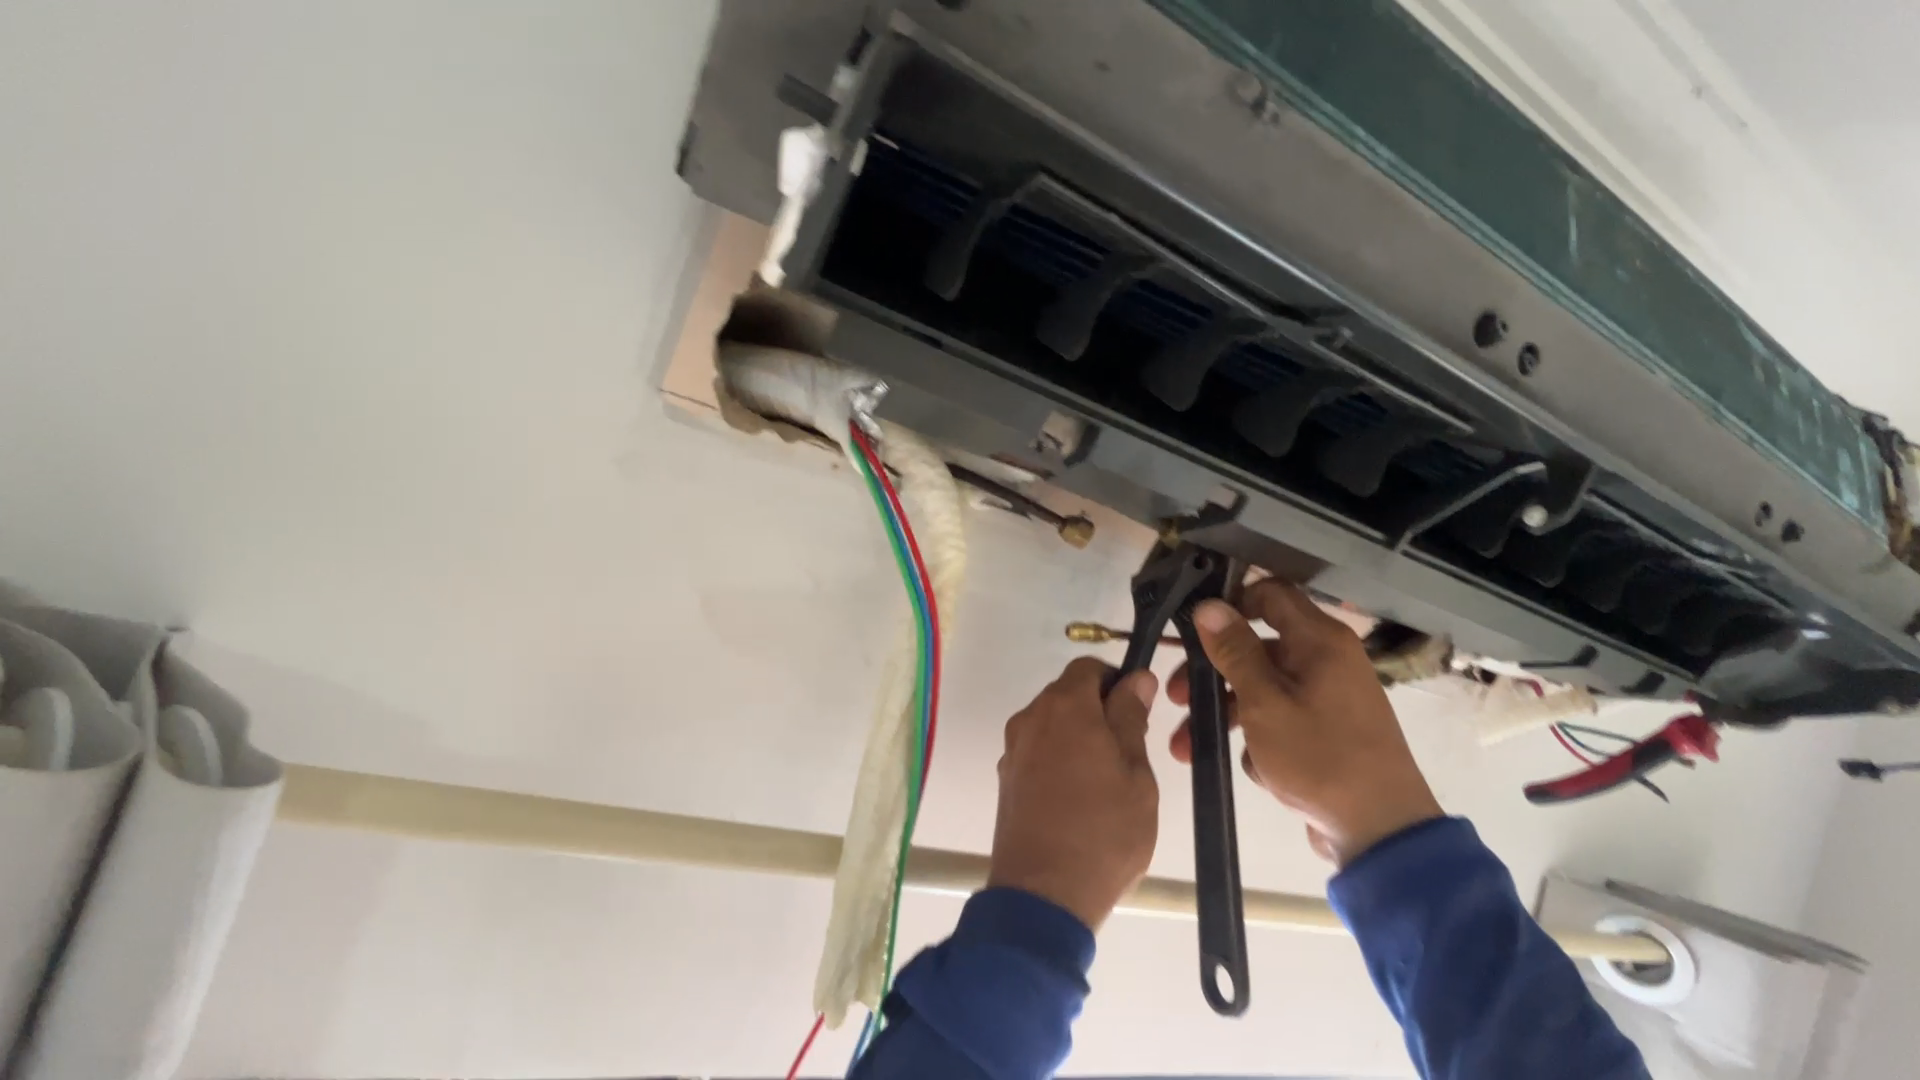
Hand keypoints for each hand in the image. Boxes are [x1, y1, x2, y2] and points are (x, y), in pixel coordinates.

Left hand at [989, 657, 1159, 929]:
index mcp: (1064, 707)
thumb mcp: (1135, 773)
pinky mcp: (1007, 779)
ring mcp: (1013, 750)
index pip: (1088, 668)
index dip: (1117, 680)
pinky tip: (1080, 798)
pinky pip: (1039, 752)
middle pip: (1067, 694)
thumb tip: (1135, 678)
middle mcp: (1030, 718)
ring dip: (1079, 737)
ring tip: (1107, 781)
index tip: (1139, 711)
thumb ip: (1131, 718)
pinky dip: (1060, 760)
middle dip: (1099, 710)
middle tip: (1130, 752)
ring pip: (1052, 724)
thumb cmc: (1104, 831)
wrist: (1043, 895)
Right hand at [1168, 580, 1441, 866]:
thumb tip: (1208, 605)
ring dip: (1223, 712)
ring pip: (1261, 688)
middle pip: (1257, 647)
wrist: (1380, 831)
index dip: (1229, 603)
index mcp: (1319, 642)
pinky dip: (1259, 737)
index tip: (1191, 628)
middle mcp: (1326, 661)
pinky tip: (1252, 767)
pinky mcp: (1325, 731)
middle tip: (1174, 696)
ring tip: (1185, 746)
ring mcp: (1327, 698)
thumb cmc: (1320, 757)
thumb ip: (1234, 652)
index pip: (1269, 594)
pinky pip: (1280, 718)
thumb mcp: (1264, 703)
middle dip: (1212, 672)